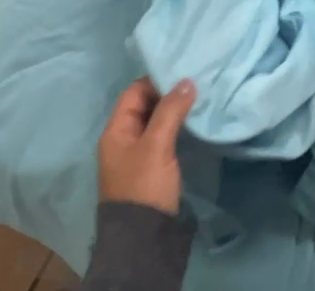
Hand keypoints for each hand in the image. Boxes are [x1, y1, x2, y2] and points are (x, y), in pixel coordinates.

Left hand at [97, 77, 195, 214]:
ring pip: (155, 123)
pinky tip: (193, 125)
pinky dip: (176, 129)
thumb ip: (170, 111)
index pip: (134, 93)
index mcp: (115, 131)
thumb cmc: (145, 186)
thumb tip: (186, 81)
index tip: (183, 75)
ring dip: (173, 113)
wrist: (144, 239)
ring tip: (199, 101)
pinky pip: (163, 139)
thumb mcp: (156, 145)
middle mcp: (122, 140)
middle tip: (196, 85)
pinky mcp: (152, 170)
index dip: (156, 81)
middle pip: (144, 107)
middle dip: (167, 95)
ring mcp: (137, 156)